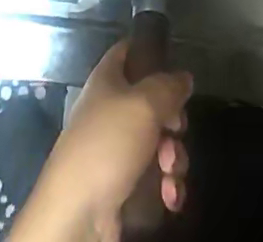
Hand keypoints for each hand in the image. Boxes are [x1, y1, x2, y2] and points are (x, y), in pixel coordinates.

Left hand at [12, 40, 192, 241]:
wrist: (78, 210)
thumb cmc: (108, 143)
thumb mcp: (143, 104)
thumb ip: (168, 86)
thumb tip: (184, 76)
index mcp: (107, 80)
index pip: (127, 51)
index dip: (150, 53)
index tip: (176, 68)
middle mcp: (110, 109)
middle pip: (153, 103)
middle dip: (173, 121)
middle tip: (176, 130)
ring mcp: (116, 147)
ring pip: (159, 143)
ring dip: (174, 159)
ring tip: (169, 172)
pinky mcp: (124, 182)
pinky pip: (156, 177)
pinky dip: (167, 186)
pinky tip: (169, 196)